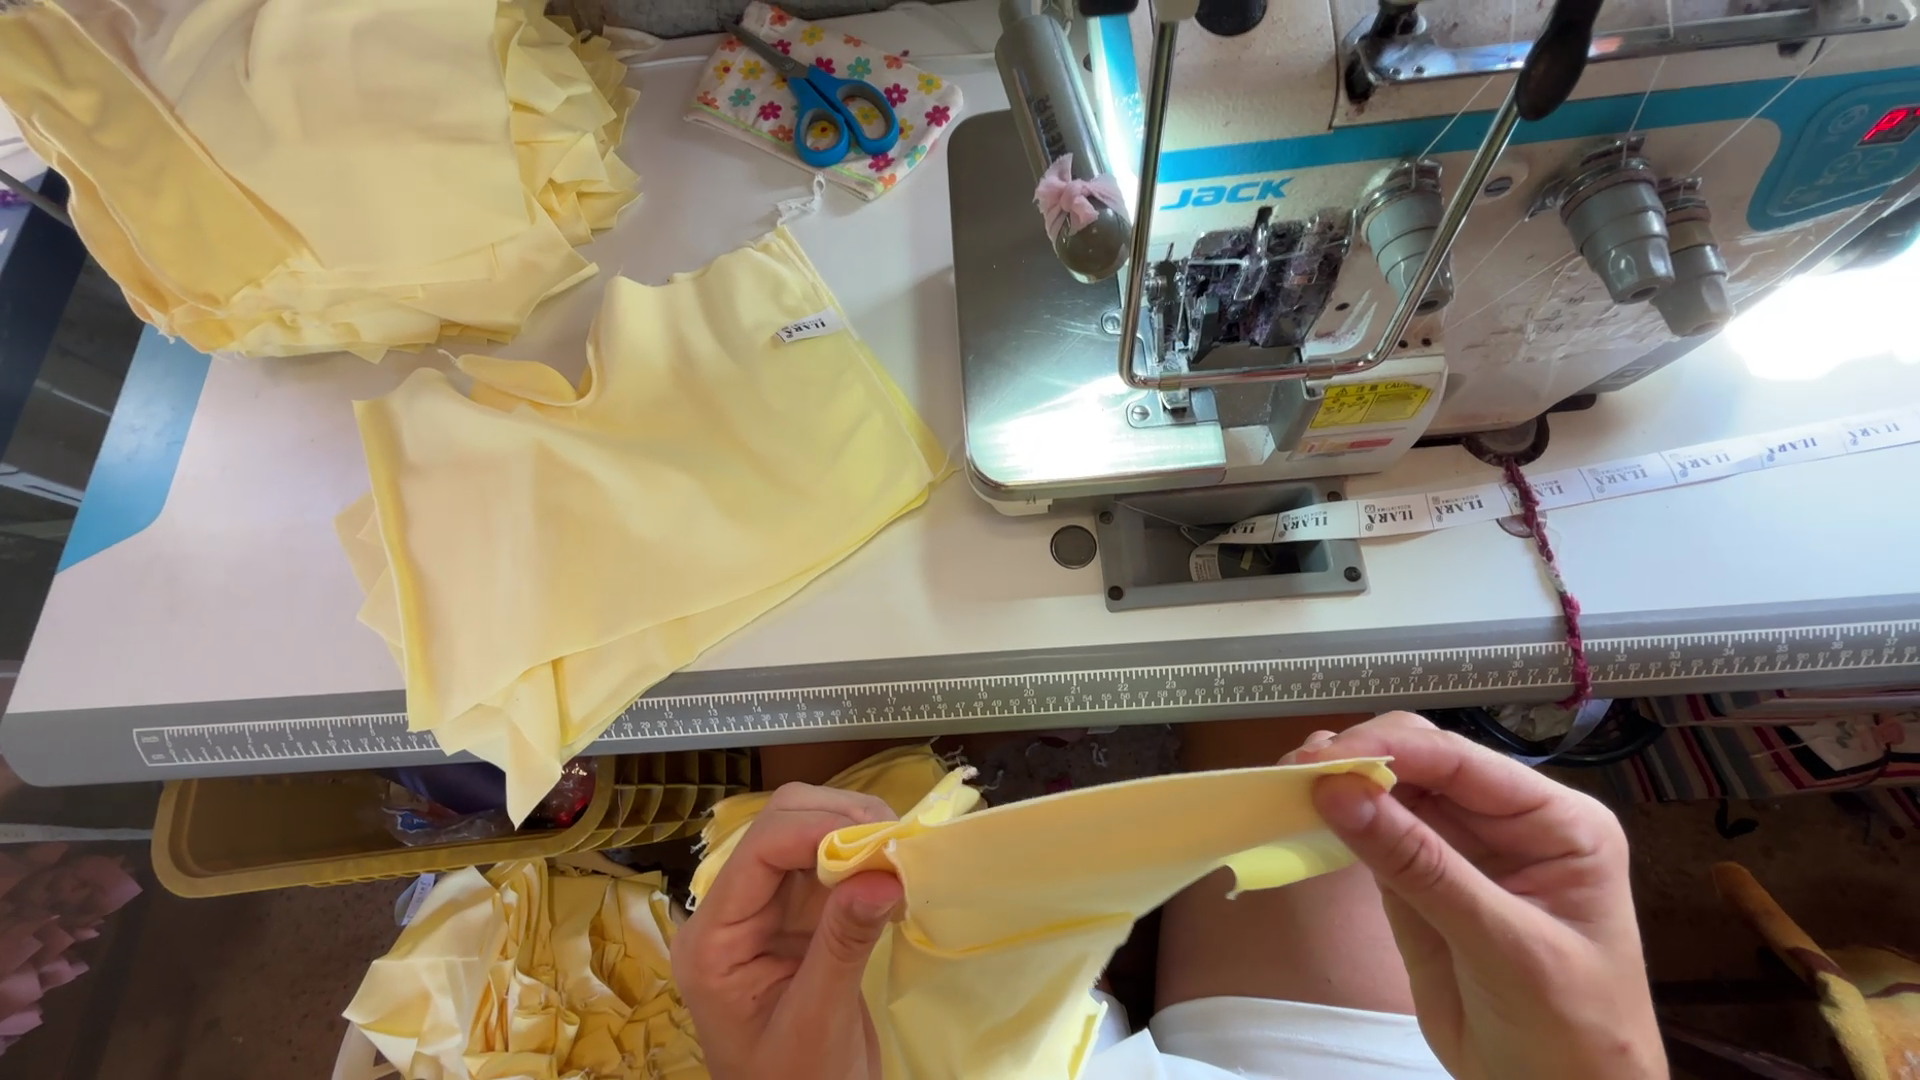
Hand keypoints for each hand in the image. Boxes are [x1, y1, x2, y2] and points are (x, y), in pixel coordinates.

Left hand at [672, 783, 905, 1079]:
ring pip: (808, 830)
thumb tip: (882, 874)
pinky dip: (864, 853)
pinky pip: (832, 859)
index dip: (815, 829)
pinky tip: (892, 872)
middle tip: (894, 840)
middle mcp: (735, 908)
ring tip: (898, 854)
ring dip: (856, 830)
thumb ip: (842, 947)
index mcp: (714, 938)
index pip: (758, 851)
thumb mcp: (816, 1026)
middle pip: (780, 825)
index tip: (878, 838)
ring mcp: (769, 906)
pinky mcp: (802, 911)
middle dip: (838, 818)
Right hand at [1288, 712, 1665, 1079]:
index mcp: (1554, 820)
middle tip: (1296, 773)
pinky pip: (1369, 822)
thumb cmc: (1567, 1033)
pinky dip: (1333, 810)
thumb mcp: (1502, 947)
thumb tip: (1334, 791)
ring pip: (1387, 782)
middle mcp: (1503, 816)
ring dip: (1337, 775)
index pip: (1458, 761)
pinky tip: (1302, 803)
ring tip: (1287, 780)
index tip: (1318, 763)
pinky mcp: (1415, 866)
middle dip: (1358, 756)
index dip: (1387, 750)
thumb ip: (1419, 865)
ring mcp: (1456, 839)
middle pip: (1419, 757)